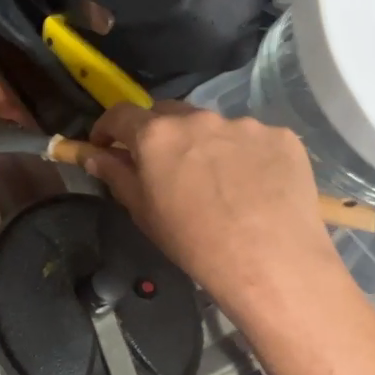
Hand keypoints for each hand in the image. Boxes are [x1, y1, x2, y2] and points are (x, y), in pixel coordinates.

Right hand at [81, 101, 347, 322]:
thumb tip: (94, 155)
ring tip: (216, 180)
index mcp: (156, 134)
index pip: (120, 114)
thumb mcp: (142, 211)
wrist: (270, 260)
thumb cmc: (193, 240)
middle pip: (168, 113)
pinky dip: (244, 155)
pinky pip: (252, 139)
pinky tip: (252, 185)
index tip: (106, 145)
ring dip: (204, 144)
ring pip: (212, 127)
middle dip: (158, 133)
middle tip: (163, 165)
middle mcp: (198, 118)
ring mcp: (243, 124)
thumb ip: (115, 175)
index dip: (108, 128)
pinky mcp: (281, 136)